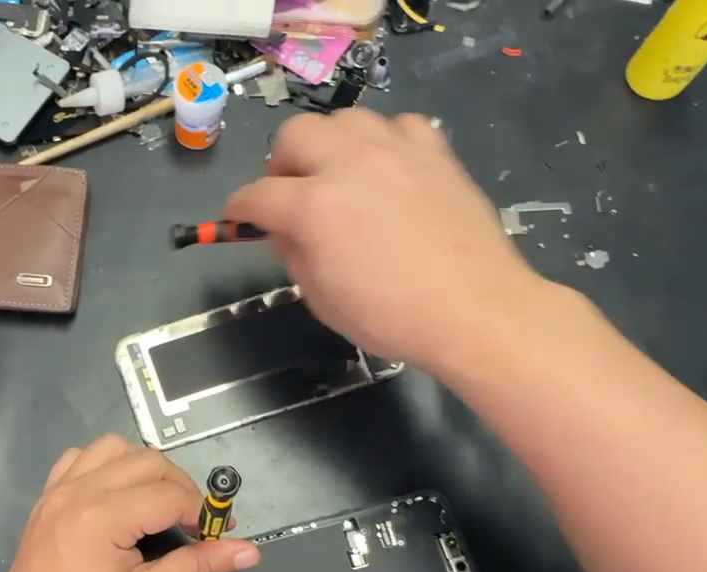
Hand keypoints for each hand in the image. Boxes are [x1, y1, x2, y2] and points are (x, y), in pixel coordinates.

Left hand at [0, 436, 260, 571]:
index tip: (216, 535)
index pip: (168, 495)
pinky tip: (115, 496)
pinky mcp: (45, 500)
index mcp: (102, 516)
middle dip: (179, 486)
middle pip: (146, 461)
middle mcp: (77, 492)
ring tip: (157, 505)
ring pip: (112, 449)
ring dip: (143, 467)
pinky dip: (104, 466)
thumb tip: (249, 552)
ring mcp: (56, 492)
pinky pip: (77, 460)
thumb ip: (197, 566)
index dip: (200, 512)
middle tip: (193, 523)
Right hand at [225, 109, 547, 372]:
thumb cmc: (388, 317)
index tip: (237, 219)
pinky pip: (396, 125)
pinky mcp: (433, 150)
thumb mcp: (321, 297)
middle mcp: (349, 163)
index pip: (257, 196)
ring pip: (344, 119)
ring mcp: (395, 150)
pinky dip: (380, 143)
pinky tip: (384, 173)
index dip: (239, 210)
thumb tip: (282, 230)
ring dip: (328, 146)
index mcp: (314, 207)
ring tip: (337, 179)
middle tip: (288, 196)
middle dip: (280, 165)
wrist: (470, 308)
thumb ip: (293, 254)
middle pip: (294, 134)